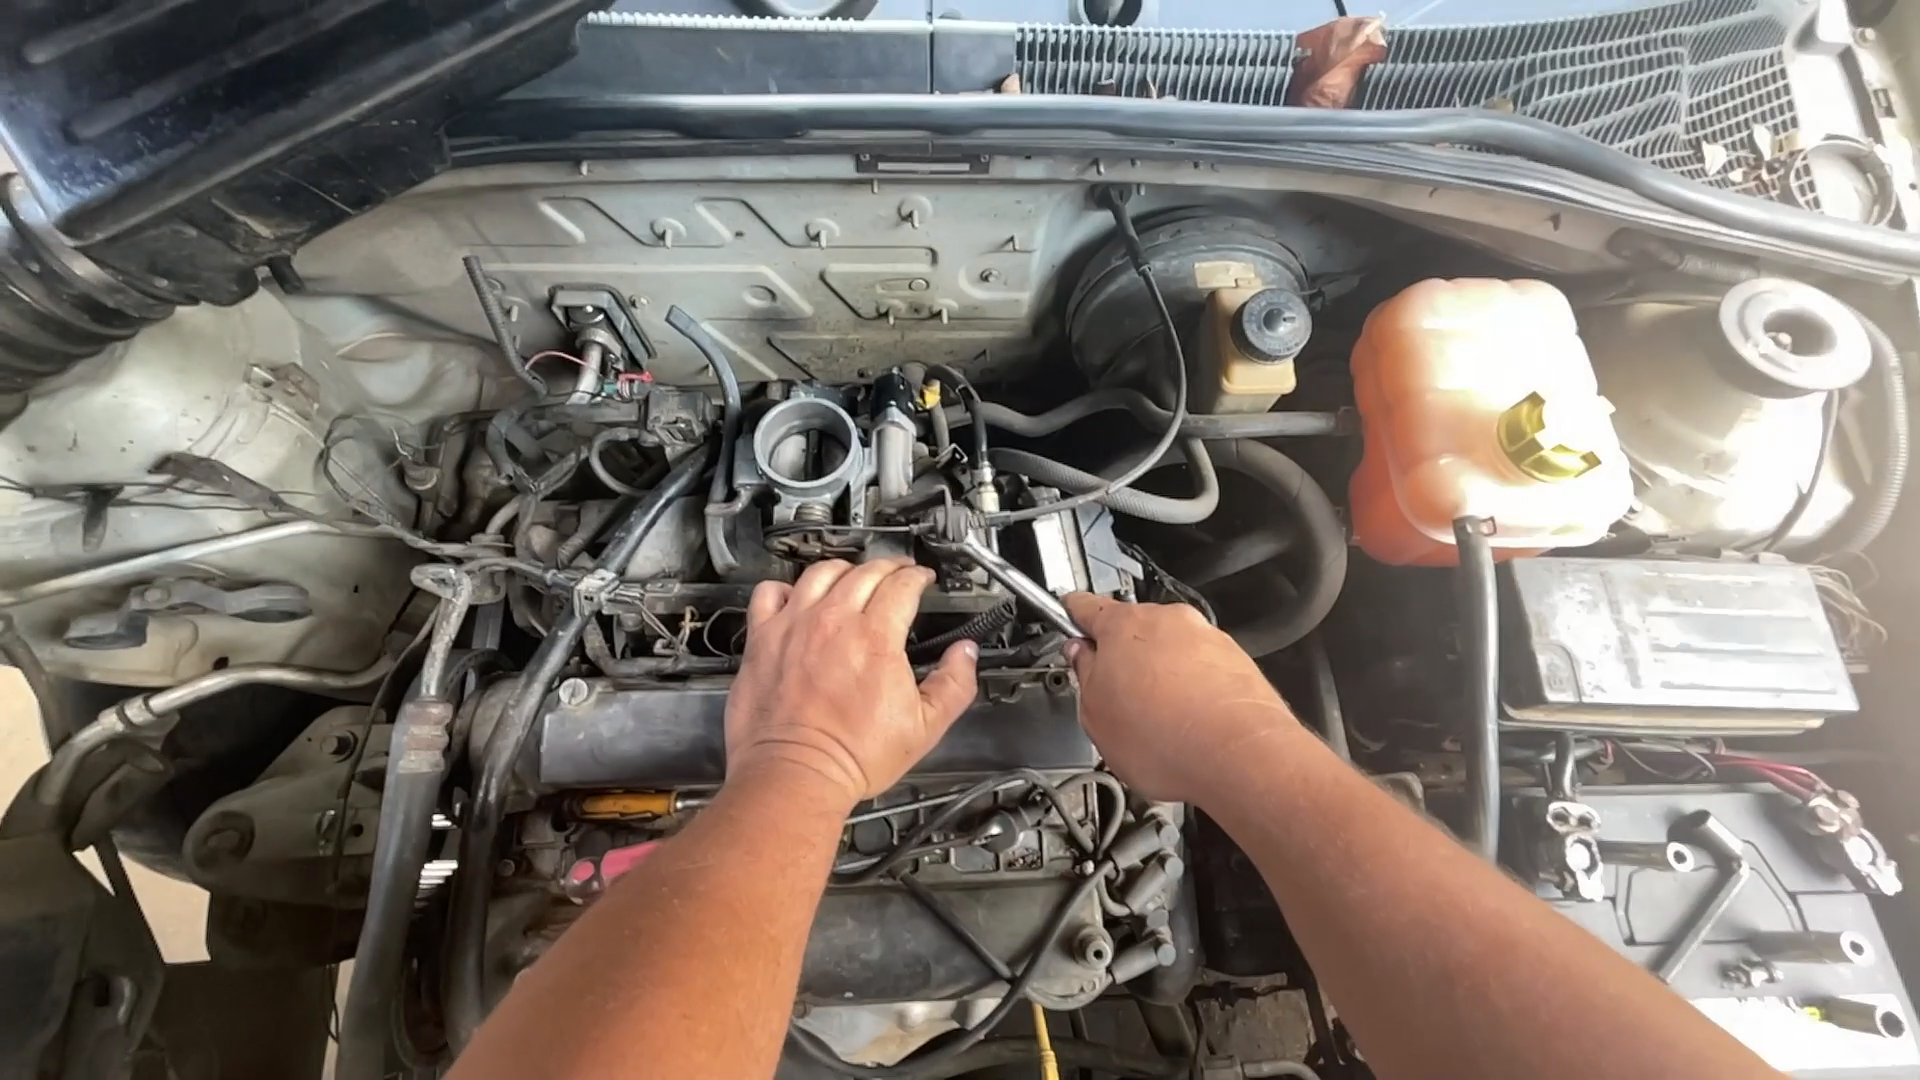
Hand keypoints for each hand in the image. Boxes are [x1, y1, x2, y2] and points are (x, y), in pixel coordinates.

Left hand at [727, 558, 977, 805]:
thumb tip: (965, 655)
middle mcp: (834, 621)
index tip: (922, 580)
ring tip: (853, 577)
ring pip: (821, 573)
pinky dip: (784, 588)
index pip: (902, 584)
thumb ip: (953, 684)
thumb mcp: (924, 727)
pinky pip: (769, 593)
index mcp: (875, 637)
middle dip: (888, 568)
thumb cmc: (853, 755)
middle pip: (865, 572)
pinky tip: (795, 597)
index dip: (918, 577)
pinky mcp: (763, 639)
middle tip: (897, 575)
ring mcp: (794, 626)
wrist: (795, 775)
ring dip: (843, 570)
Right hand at [1064, 594, 1301, 803]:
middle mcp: (1167, 621)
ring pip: (1170, 650)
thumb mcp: (1095, 716)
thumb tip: (1083, 660)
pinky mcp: (1236, 661)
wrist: (1241, 758)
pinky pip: (1202, 669)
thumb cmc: (1169, 738)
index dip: (1071, 613)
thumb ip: (1084, 675)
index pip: (1085, 605)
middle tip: (1114, 695)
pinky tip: (1188, 726)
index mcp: (1122, 625)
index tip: (1069, 616)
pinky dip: (1192, 689)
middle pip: (1132, 630)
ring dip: (1160, 675)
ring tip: (1157, 722)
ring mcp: (1205, 638)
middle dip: (1122, 657)